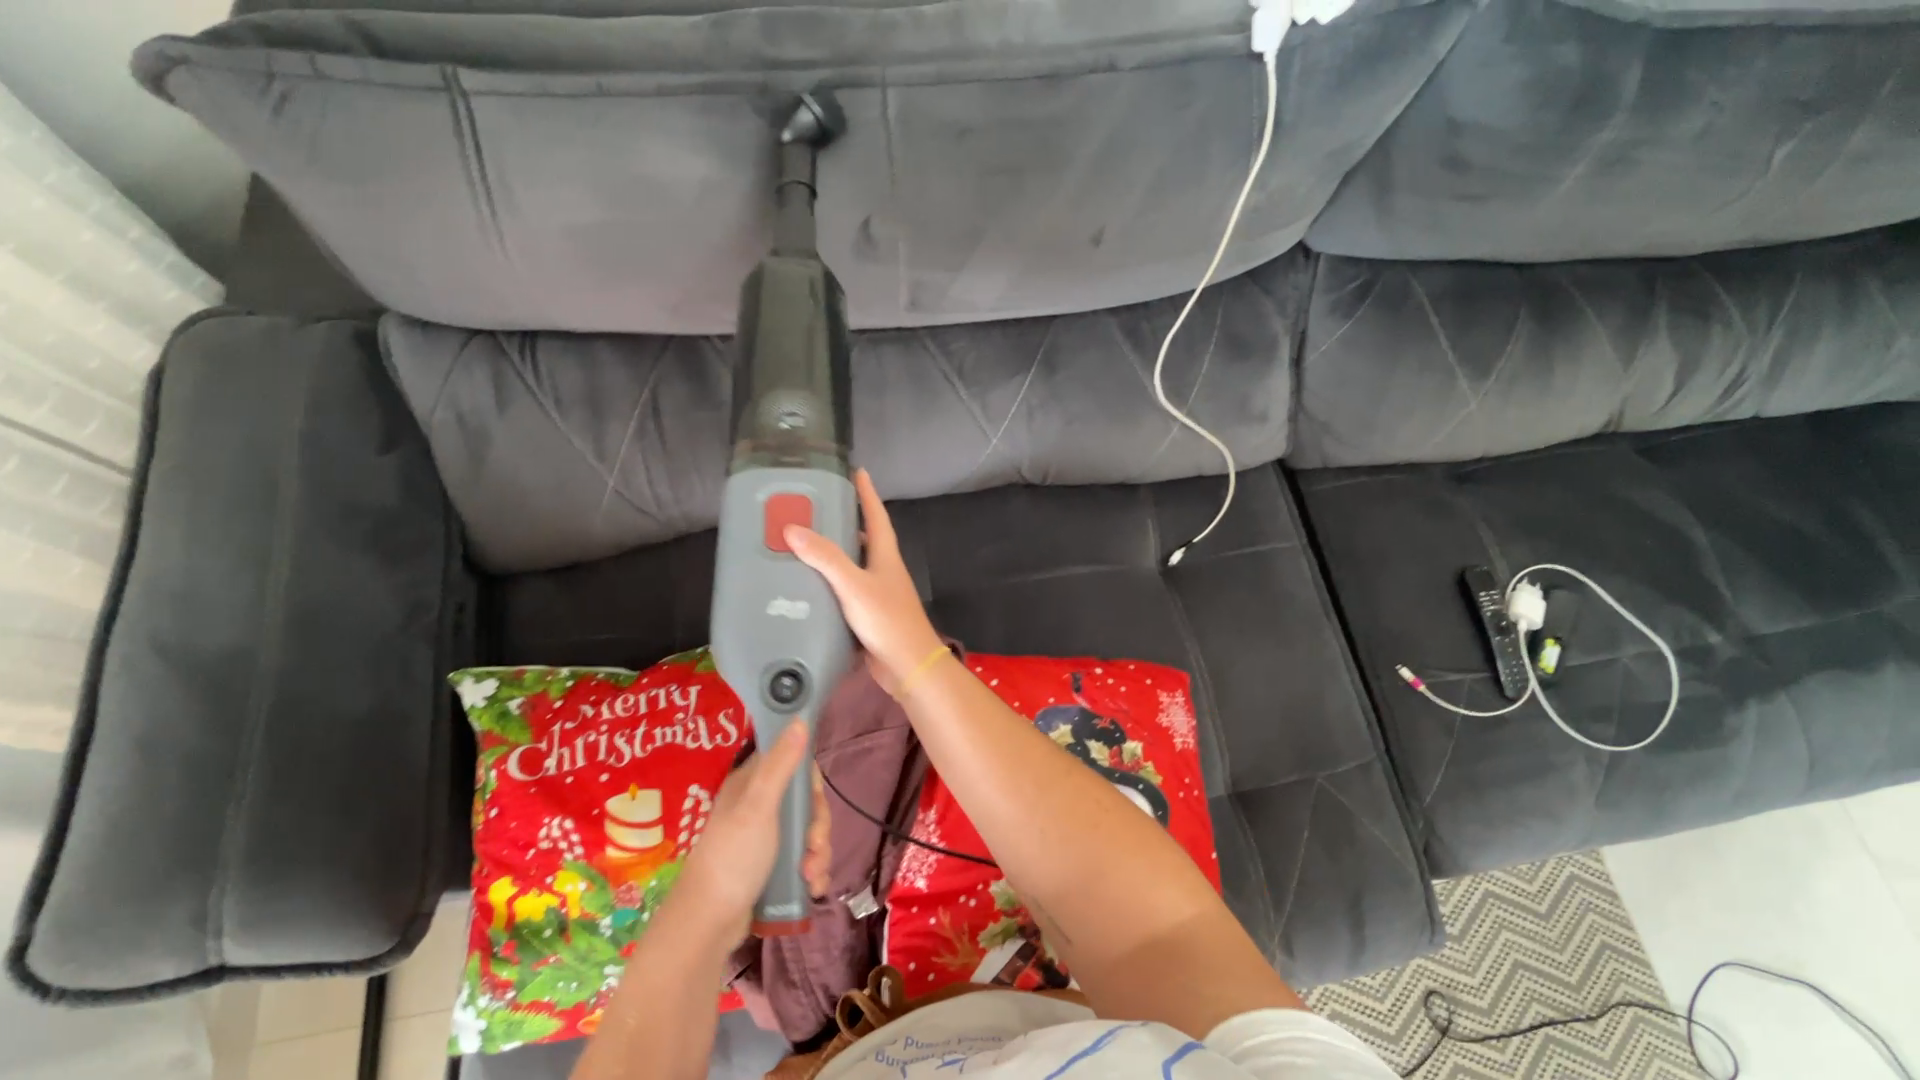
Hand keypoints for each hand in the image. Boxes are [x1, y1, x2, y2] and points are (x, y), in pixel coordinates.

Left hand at [663, 725, 832, 943]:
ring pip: (808, 833)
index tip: (815, 799)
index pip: (792, 763)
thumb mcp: (758, 807)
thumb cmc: (732, 858)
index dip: (810, 780)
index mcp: (750, 784)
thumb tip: (800, 719)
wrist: (709, 923)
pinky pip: (803, 859)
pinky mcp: (771, 866)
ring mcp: (764, 838)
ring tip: (811, 877)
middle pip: (806, 802)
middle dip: (818, 827)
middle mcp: (757, 806)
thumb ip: (781, 765)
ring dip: (818, 854)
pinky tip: (812, 887)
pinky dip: (812, 872)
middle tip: (814, 848)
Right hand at [786, 469, 945, 696]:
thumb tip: (792, 529)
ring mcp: (878, 595)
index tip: (858, 471)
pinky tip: (809, 590)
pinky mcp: (869, 618)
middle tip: (816, 510)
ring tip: (804, 546)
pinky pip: (846, 594)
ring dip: (834, 556)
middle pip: (865, 540)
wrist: (907, 667)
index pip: (876, 515)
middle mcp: (884, 571)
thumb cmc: (887, 620)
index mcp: (886, 556)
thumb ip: (825, 557)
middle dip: (846, 523)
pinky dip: (830, 586)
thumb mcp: (853, 584)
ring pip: (854, 568)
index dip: (867, 493)